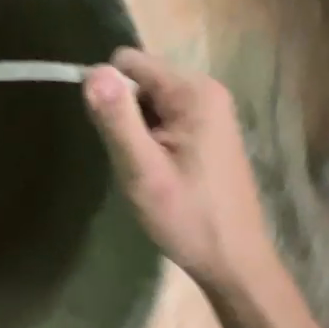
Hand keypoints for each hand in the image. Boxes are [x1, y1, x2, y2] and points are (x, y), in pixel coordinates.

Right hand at [84, 49, 276, 294]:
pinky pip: (165, 114)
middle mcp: (205, 89)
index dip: (108, 94)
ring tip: (148, 169)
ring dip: (138, 127)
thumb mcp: (142, 171)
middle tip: (135, 159)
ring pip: (149, 98)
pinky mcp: (210, 127)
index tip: (112, 135)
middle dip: (125, 113)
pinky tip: (162, 171)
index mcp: (192, 91)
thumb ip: (117, 118)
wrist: (236, 265)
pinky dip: (153, 136)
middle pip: (140, 78)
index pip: (127, 62)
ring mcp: (211, 108)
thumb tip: (92, 71)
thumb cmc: (189, 218)